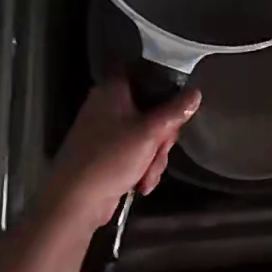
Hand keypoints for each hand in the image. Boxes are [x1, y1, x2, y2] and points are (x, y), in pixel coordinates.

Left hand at [36, 77, 201, 229]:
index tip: (176, 104)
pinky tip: (141, 183)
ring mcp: (106, 131)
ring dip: (154, 157)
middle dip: (162, 136)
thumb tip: (196, 93)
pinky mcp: (107, 154)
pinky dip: (142, 167)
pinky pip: (135, 153)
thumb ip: (175, 111)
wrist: (75, 200)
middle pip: (150, 109)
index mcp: (112, 90)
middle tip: (162, 148)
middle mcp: (107, 106)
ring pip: (146, 135)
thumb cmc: (111, 157)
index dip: (161, 84)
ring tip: (148, 175)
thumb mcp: (150, 132)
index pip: (140, 71)